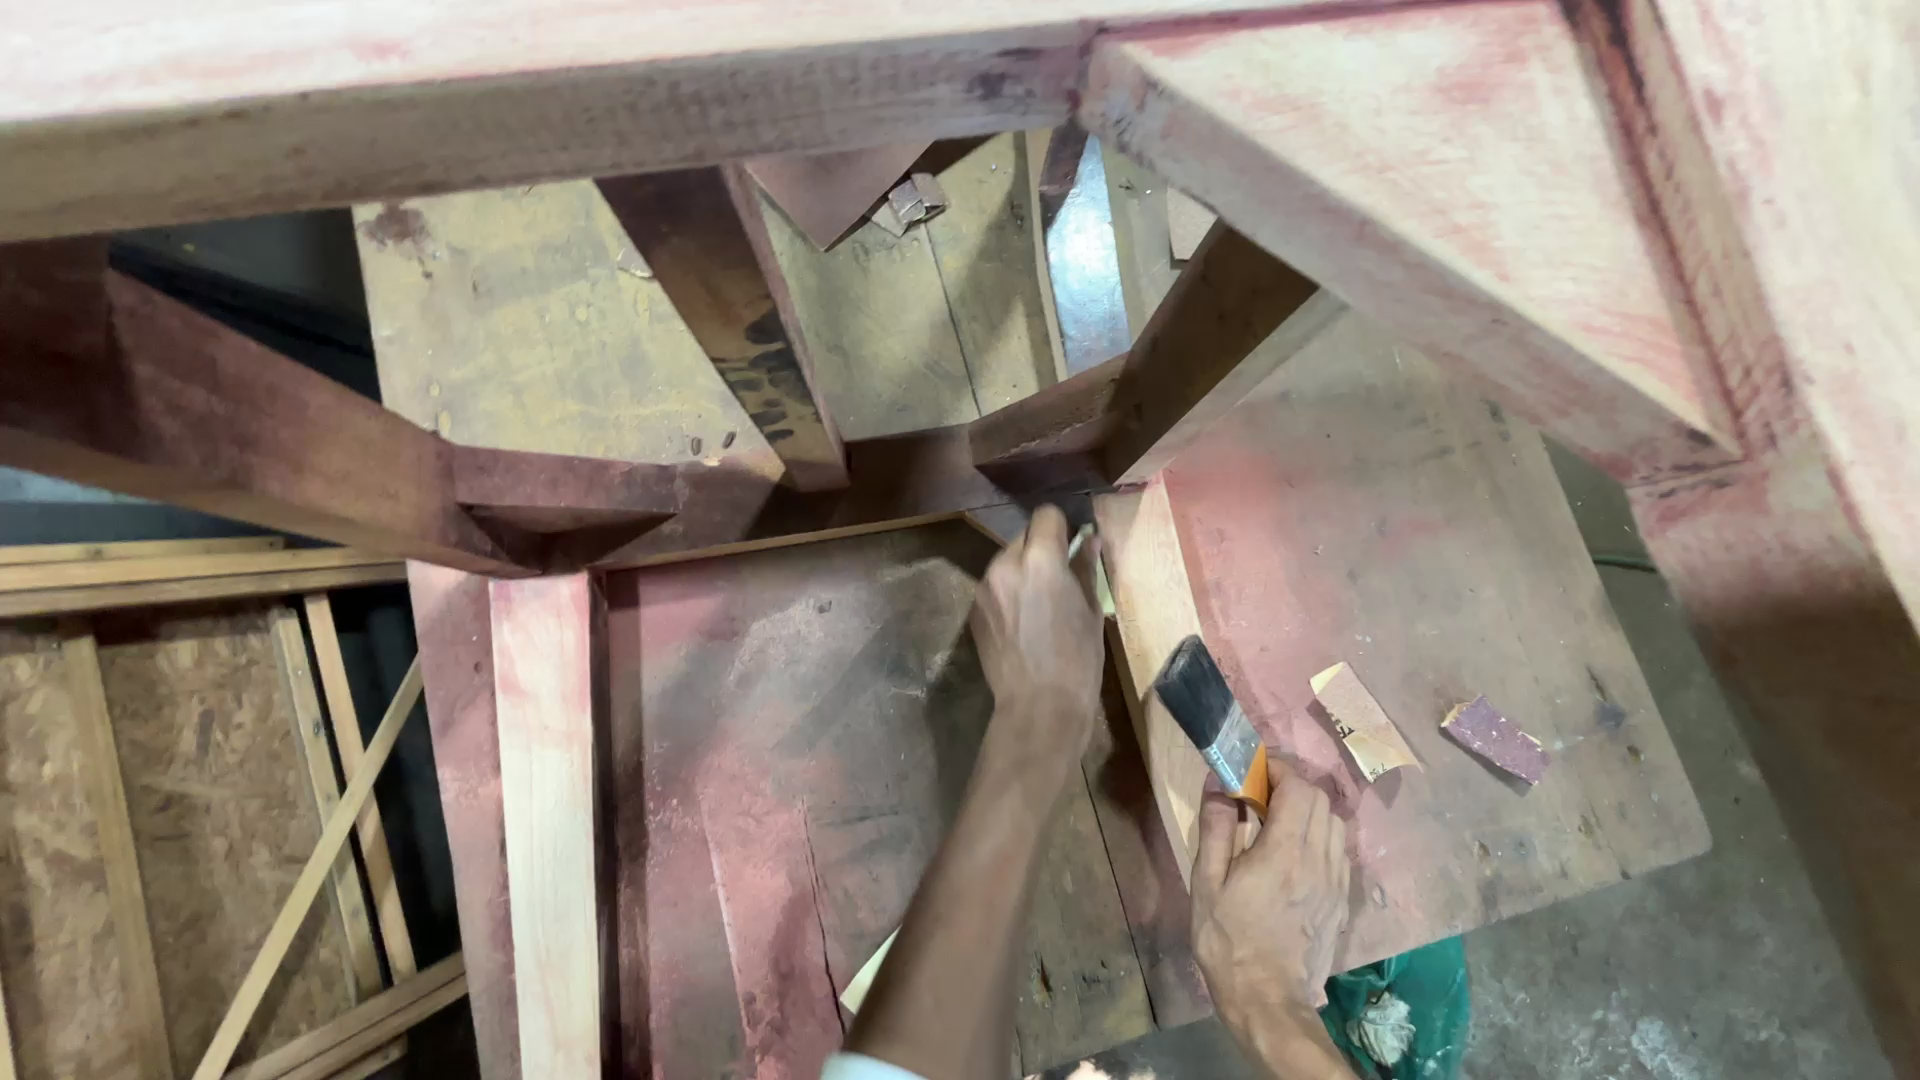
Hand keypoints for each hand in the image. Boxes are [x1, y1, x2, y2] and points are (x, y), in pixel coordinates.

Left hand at [969, 504, 1104, 770]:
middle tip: (1057, 579)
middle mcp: (1005, 565)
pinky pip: (993, 587)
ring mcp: (984, 588)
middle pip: (1023, 536)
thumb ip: (1085, 568)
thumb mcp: (1090, 611)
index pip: (1045, 515)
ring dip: (1021, 571)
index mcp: (1041, 560)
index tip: (1070, 544)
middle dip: (1040, 548)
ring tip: (1038, 605)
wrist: (1038, 706)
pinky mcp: (972, 610)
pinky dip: (1006, 593)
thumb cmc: (1077, 659)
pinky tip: (1021, 624)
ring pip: (1005, 560)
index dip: (1060, 526)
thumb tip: (1089, 540)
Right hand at [1192, 768, 1350, 1027]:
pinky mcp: (1341, 900)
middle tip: (1260, 790)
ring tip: (1278, 817)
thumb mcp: (1206, 882)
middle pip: (1320, 799)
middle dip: (1291, 783)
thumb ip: (1215, 828)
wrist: (1267, 999)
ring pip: (1335, 822)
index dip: (1277, 768)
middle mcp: (1318, 861)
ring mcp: (1335, 882)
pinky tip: (1295, 848)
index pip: (1298, 788)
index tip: (1253, 767)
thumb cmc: (1227, 939)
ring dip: (1308, 807)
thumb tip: (1218, 783)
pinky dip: (1320, 832)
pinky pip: (1338, 848)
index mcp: (1284, 854)